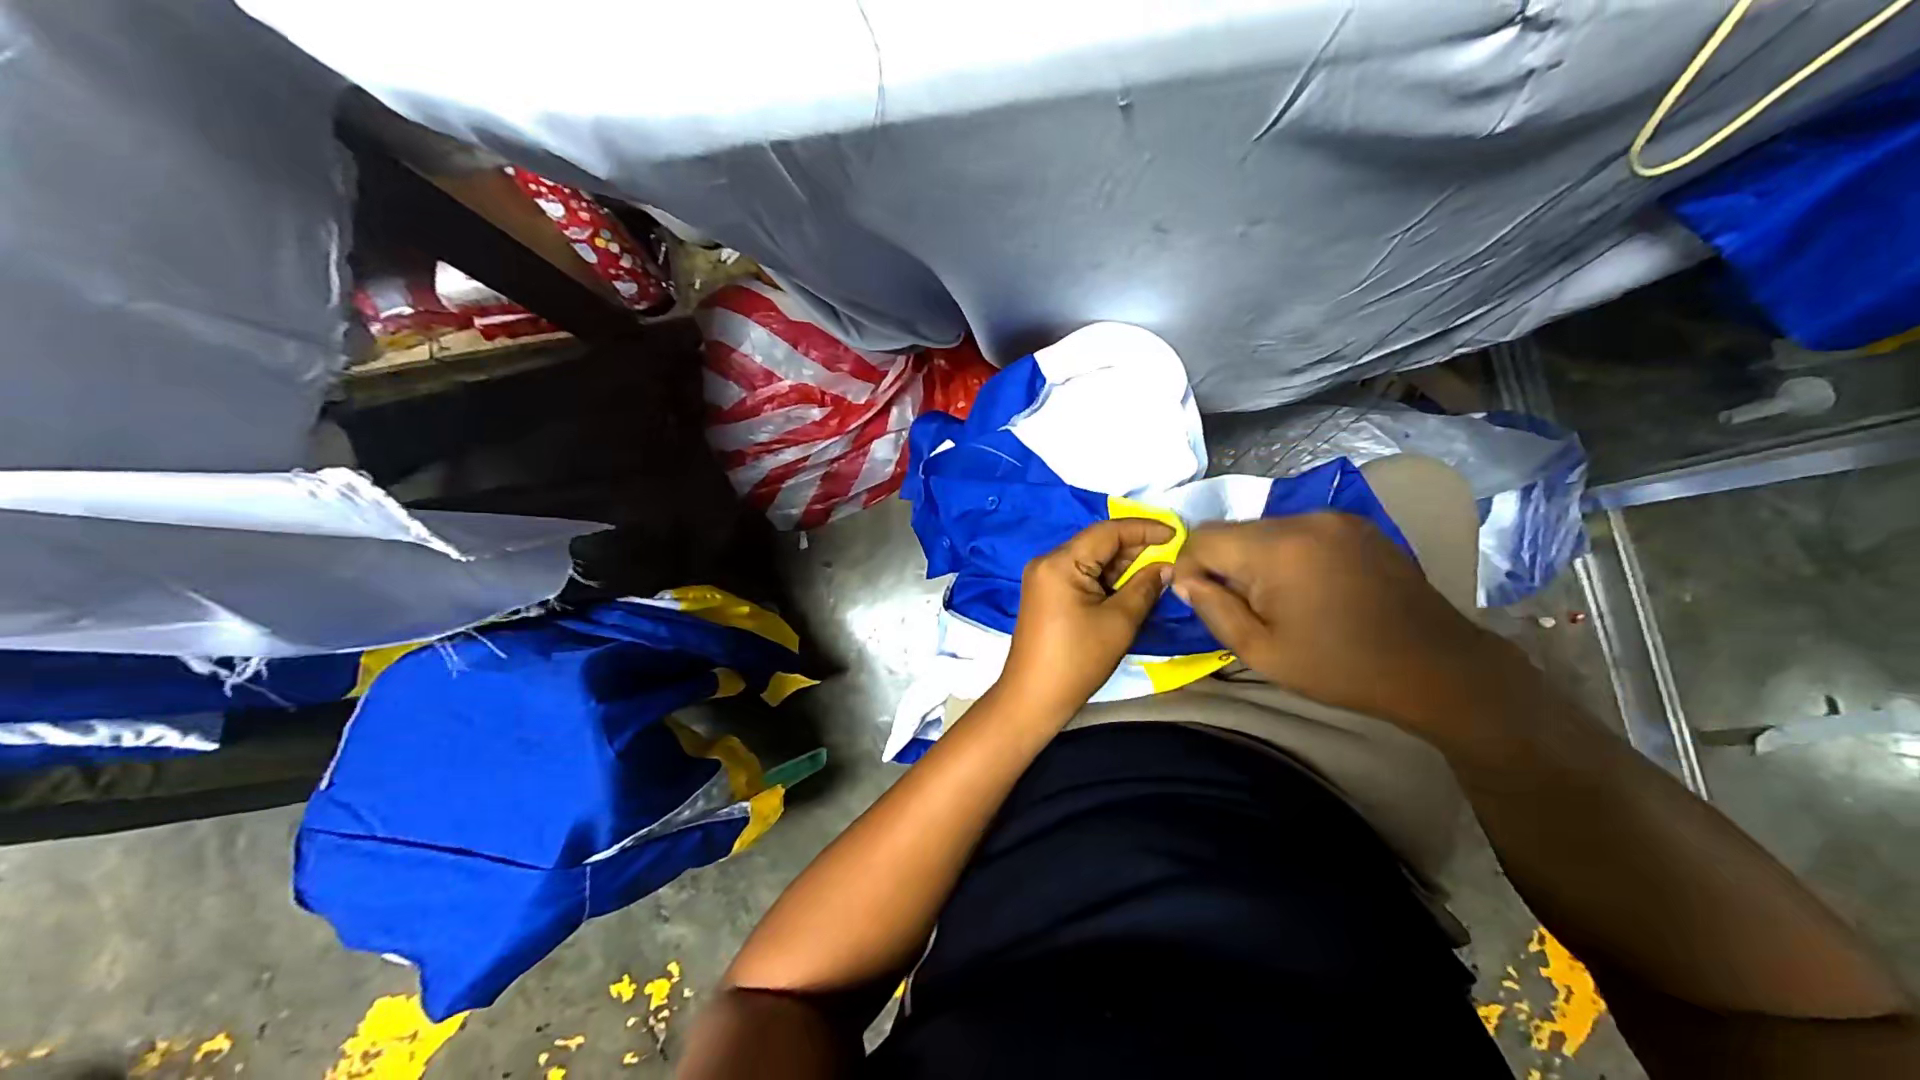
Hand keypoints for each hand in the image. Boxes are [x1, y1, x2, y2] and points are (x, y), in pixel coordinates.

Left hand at [998, 519, 1174, 718]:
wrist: (1034, 696)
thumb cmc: (1078, 660)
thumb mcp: (1119, 622)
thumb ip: (1145, 587)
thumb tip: (1166, 566)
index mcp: (1060, 562)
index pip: (1107, 531)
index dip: (1144, 529)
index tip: (1177, 532)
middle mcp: (1047, 561)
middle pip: (1097, 542)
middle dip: (1135, 546)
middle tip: (1173, 553)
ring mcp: (1044, 577)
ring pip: (1090, 558)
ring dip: (1122, 562)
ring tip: (1159, 567)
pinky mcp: (1046, 593)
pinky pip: (1080, 574)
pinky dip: (1106, 577)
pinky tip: (1132, 582)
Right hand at [1170, 513, 1528, 735]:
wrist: (1436, 667)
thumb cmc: (1341, 668)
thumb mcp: (1261, 652)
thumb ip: (1213, 609)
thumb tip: (1184, 580)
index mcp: (1277, 549)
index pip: (1203, 537)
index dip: (1189, 567)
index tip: (1201, 600)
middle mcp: (1304, 519)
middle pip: (1235, 530)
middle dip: (1225, 564)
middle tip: (1242, 606)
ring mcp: (1334, 518)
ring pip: (1267, 529)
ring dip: (1257, 559)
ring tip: (1280, 599)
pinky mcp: (1357, 525)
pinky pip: (1300, 530)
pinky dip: (1289, 553)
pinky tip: (1310, 587)